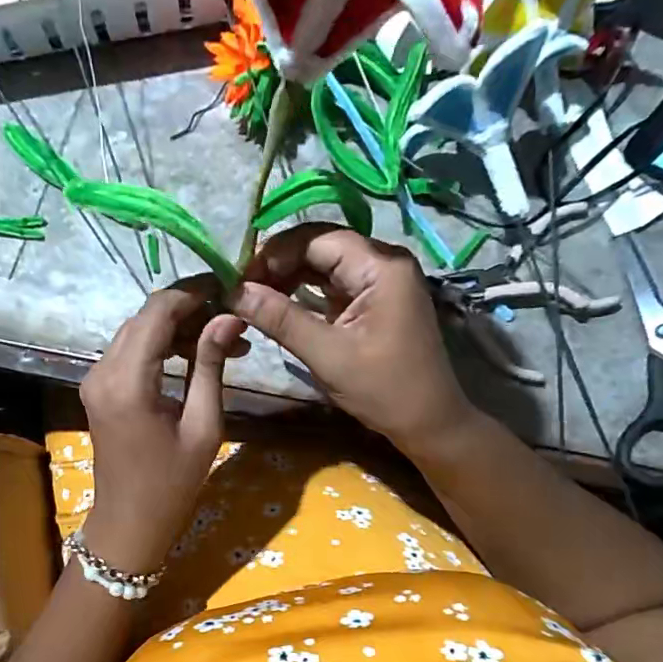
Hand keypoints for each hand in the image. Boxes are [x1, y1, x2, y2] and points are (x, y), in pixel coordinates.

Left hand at [80, 278, 246, 574]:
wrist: (130, 523)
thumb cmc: (173, 483)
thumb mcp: (203, 425)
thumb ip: (211, 365)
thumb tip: (229, 317)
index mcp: (127, 381)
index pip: (157, 311)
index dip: (193, 293)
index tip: (228, 289)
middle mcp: (102, 370)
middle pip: (145, 316)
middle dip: (189, 310)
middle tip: (232, 321)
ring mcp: (95, 378)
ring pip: (138, 330)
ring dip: (177, 328)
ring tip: (224, 341)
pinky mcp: (99, 387)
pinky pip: (131, 351)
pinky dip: (162, 345)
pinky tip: (194, 355)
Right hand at [231, 223, 474, 451]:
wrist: (429, 422)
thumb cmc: (383, 389)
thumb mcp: (327, 354)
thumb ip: (280, 318)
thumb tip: (233, 291)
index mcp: (381, 266)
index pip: (316, 239)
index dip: (273, 254)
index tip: (239, 279)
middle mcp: (386, 261)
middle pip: (321, 247)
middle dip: (280, 265)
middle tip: (242, 290)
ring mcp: (384, 280)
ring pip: (327, 265)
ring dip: (291, 279)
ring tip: (256, 299)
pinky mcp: (379, 300)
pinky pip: (337, 284)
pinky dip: (308, 294)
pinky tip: (281, 307)